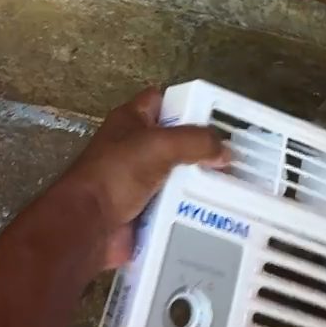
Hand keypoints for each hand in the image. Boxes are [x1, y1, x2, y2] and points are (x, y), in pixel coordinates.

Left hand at [59, 87, 228, 269]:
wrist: (89, 226)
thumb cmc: (117, 173)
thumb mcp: (159, 145)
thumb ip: (195, 141)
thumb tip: (225, 150)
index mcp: (131, 120)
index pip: (163, 100)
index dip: (187, 103)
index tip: (217, 117)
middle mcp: (135, 146)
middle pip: (176, 140)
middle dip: (202, 148)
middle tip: (234, 155)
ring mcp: (140, 179)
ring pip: (179, 174)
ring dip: (201, 180)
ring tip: (236, 185)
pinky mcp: (145, 208)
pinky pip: (175, 203)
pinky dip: (192, 206)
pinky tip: (219, 210)